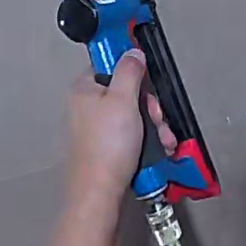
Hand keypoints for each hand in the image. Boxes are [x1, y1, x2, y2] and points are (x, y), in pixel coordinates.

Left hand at [66, 49, 176, 196]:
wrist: (100, 193)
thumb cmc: (106, 147)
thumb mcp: (123, 99)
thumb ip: (129, 71)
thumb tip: (132, 52)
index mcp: (84, 88)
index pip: (110, 64)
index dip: (132, 70)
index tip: (146, 79)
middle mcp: (87, 106)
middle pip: (127, 91)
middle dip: (149, 105)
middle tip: (154, 116)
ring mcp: (97, 128)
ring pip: (134, 114)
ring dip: (153, 124)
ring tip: (161, 138)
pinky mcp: (107, 146)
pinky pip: (132, 133)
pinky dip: (147, 139)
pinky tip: (158, 147)